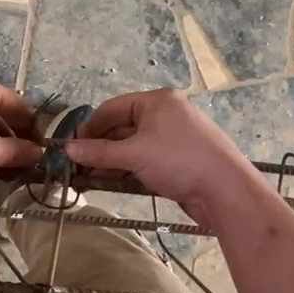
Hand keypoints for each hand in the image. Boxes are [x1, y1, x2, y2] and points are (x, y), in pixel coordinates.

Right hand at [62, 88, 264, 222]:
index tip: (73, 146)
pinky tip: (116, 181)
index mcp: (158, 101)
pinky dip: (131, 168)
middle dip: (102, 146)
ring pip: (136, 145)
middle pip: (124, 126)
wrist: (226, 191)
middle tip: (80, 165)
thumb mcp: (134, 155)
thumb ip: (99, 152)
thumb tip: (68, 149)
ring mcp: (176, 137)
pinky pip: (149, 158)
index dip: (91, 126)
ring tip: (93, 176)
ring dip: (114, 160)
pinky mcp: (182, 159)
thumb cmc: (179, 161)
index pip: (114, 107)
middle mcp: (167, 114)